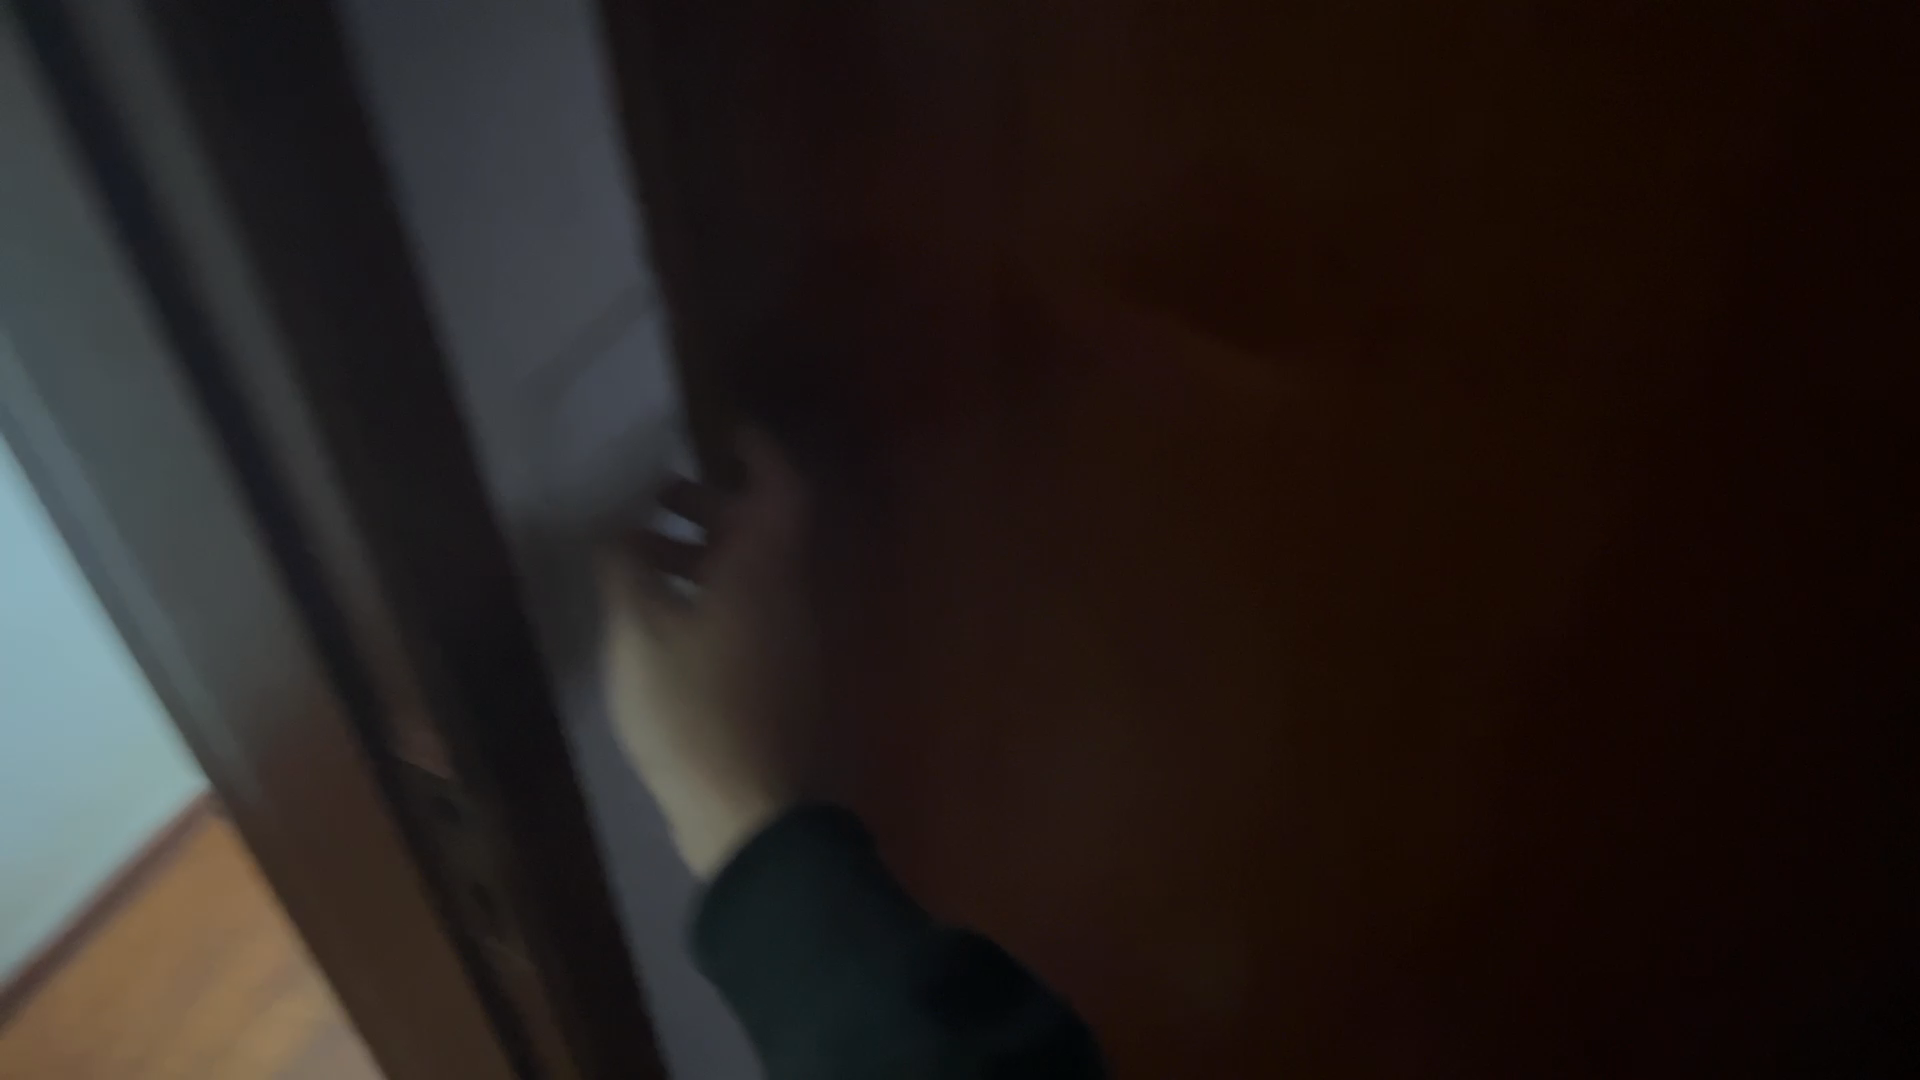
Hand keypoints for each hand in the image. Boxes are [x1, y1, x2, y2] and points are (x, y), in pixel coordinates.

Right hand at [598, 432, 816, 877]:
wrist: (752, 803)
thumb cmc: (694, 710)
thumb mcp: (643, 634)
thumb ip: (629, 573)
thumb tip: (622, 534)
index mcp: (764, 568)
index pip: (780, 489)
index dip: (759, 454)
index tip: (724, 433)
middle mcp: (786, 591)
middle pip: (758, 527)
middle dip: (709, 503)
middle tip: (655, 496)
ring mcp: (786, 633)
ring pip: (749, 569)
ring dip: (701, 551)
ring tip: (637, 555)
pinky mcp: (777, 669)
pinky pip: (746, 607)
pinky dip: (708, 592)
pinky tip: (659, 612)